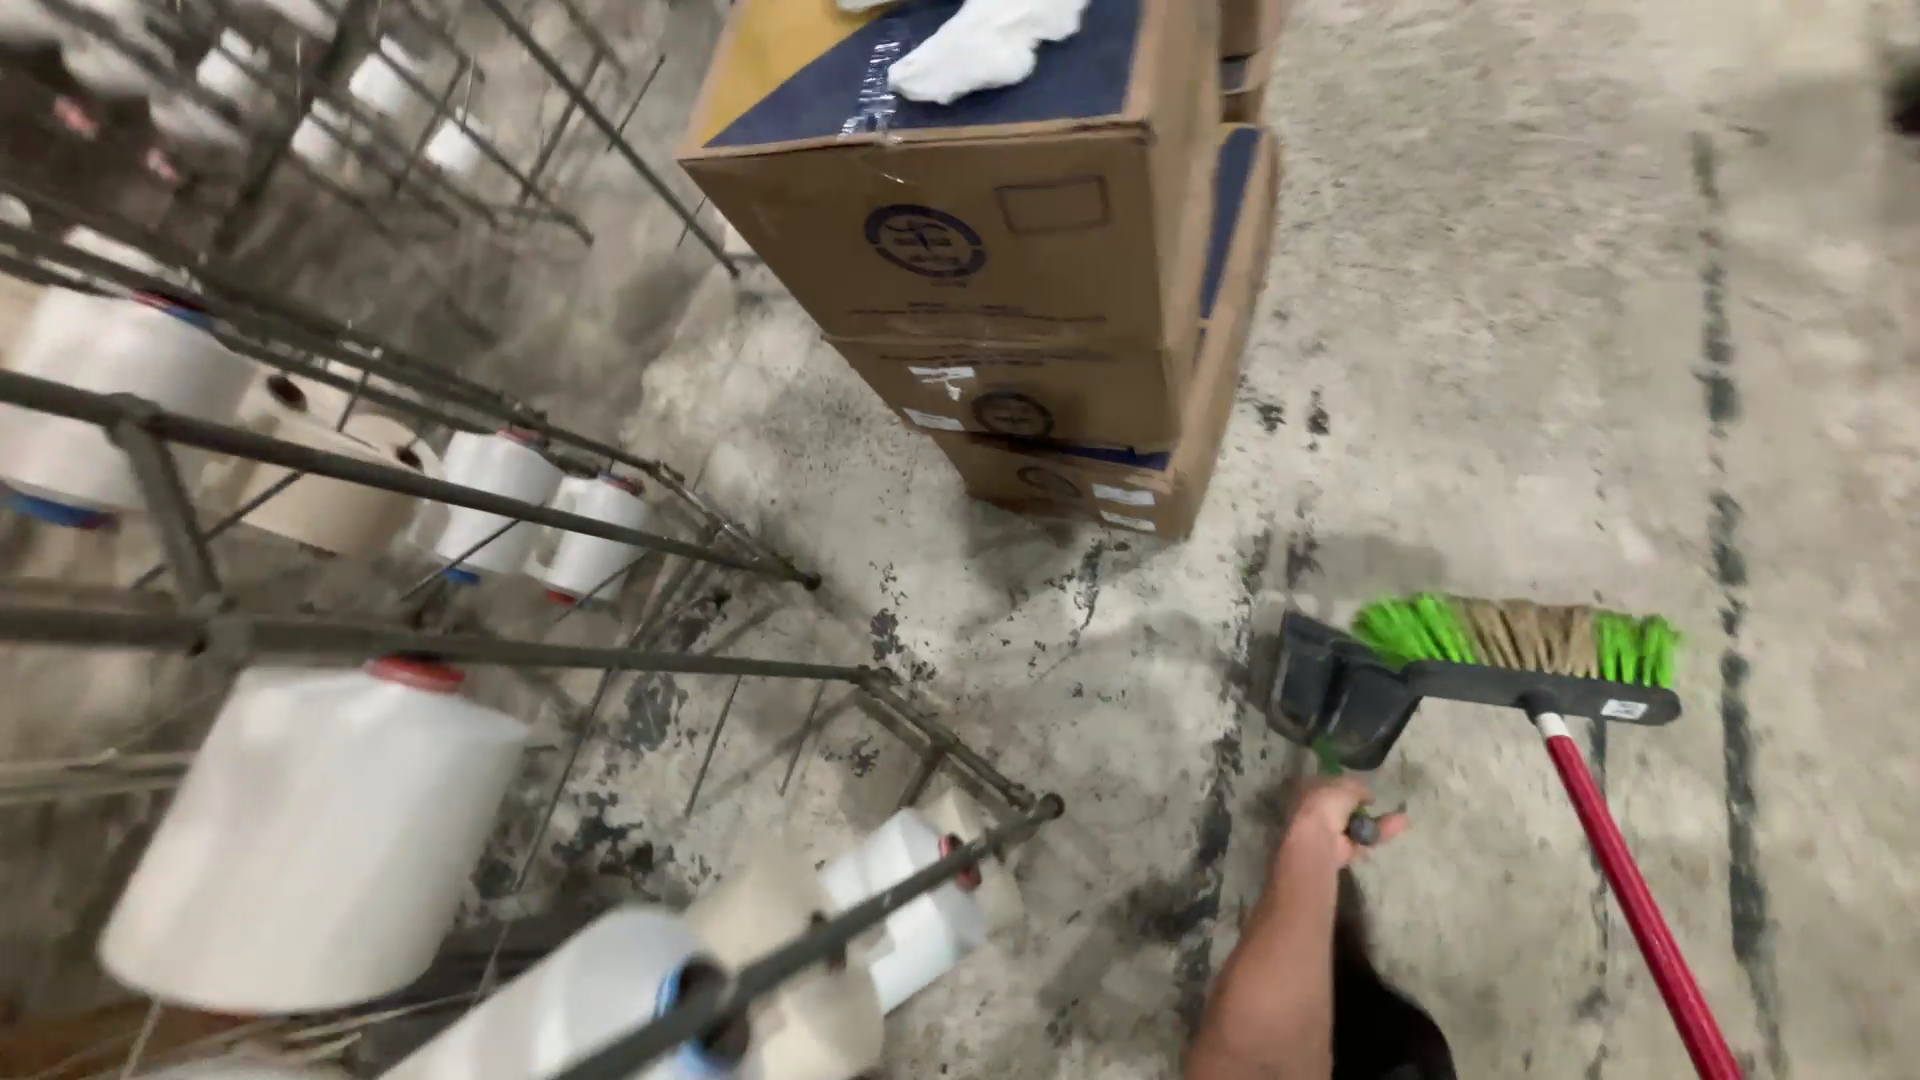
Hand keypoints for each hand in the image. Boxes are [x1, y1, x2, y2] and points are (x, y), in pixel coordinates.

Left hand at [1278, 776, 1408, 872]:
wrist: (1318, 838)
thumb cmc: (1325, 803)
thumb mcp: (1345, 786)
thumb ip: (1358, 788)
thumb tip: (1368, 795)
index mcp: (1306, 789)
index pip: (1325, 785)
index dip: (1343, 785)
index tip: (1361, 786)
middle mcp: (1314, 809)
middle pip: (1340, 807)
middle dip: (1360, 805)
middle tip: (1378, 801)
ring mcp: (1327, 831)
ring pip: (1354, 824)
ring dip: (1376, 820)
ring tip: (1401, 815)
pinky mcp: (1342, 849)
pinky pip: (1363, 838)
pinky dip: (1381, 832)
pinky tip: (1401, 823)